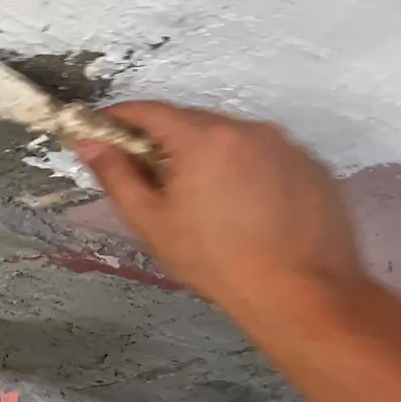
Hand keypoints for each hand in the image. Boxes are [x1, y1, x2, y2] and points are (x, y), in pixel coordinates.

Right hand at [75, 103, 371, 322]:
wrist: (301, 291)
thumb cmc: (210, 256)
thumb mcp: (149, 219)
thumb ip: (115, 175)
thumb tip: (88, 144)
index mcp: (203, 139)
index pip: (150, 111)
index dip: (117, 116)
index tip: (96, 130)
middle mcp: (248, 129)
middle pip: (191, 120)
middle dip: (160, 138)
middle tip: (141, 171)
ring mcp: (287, 145)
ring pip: (228, 137)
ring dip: (201, 152)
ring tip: (192, 192)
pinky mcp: (312, 165)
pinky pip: (262, 154)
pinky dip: (238, 166)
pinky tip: (236, 203)